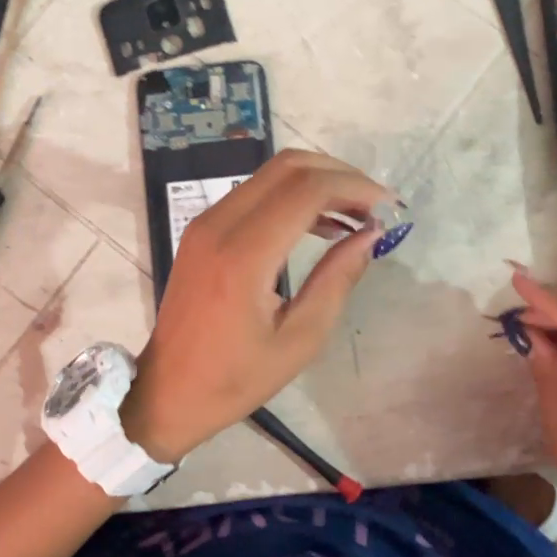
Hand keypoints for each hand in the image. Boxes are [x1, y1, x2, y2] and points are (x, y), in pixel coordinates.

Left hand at [121, 150, 391, 462]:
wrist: (167, 390)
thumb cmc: (235, 378)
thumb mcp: (299, 340)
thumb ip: (336, 280)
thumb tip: (370, 234)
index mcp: (243, 255)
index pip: (306, 190)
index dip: (354, 188)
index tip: (389, 207)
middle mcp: (219, 225)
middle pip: (287, 167)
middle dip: (338, 175)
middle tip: (375, 204)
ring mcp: (205, 223)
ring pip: (269, 174)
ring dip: (315, 182)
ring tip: (355, 215)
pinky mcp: (201, 230)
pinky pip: (252, 193)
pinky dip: (291, 195)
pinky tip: (320, 224)